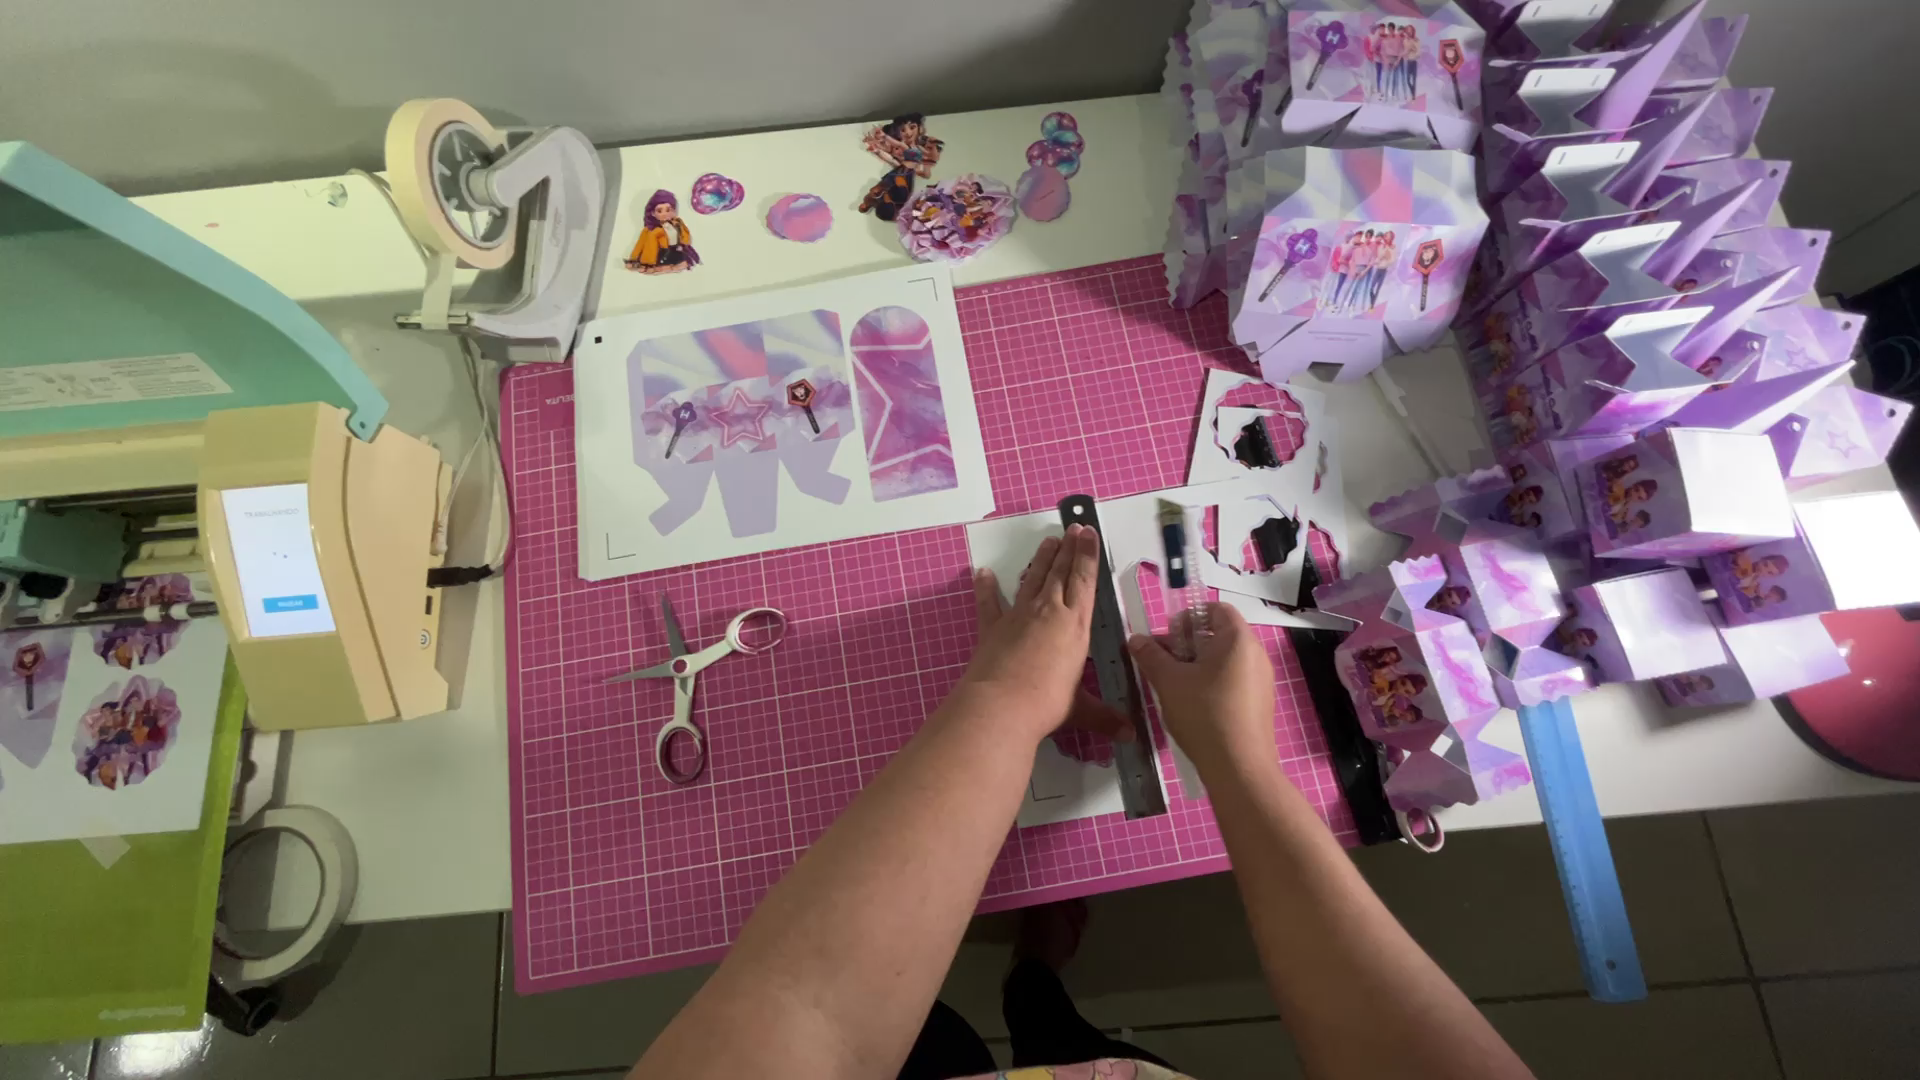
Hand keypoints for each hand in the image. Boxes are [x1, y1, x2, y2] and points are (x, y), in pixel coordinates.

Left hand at [959, 526, 1128, 743]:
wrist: (1001, 705)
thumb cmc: (1047, 704)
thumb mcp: (1080, 709)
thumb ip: (1104, 717)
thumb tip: (1130, 735)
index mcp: (1074, 625)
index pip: (1084, 582)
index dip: (1087, 556)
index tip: (1088, 533)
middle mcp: (1048, 612)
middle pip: (1060, 572)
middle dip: (1068, 548)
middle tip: (1072, 526)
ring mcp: (1018, 616)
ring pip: (1032, 579)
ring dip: (1040, 560)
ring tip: (1048, 541)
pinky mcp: (992, 627)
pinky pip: (989, 602)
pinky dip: (986, 587)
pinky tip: (983, 573)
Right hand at [1128, 603, 1276, 777]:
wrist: (1238, 768)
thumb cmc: (1203, 714)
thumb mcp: (1168, 681)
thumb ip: (1150, 655)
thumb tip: (1136, 639)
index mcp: (1238, 640)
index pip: (1217, 609)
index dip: (1189, 616)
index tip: (1168, 638)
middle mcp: (1256, 655)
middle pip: (1220, 634)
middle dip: (1188, 643)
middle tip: (1165, 662)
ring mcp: (1262, 681)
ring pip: (1225, 660)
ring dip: (1198, 664)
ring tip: (1175, 686)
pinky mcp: (1261, 704)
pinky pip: (1234, 680)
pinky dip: (1213, 682)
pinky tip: (1194, 706)